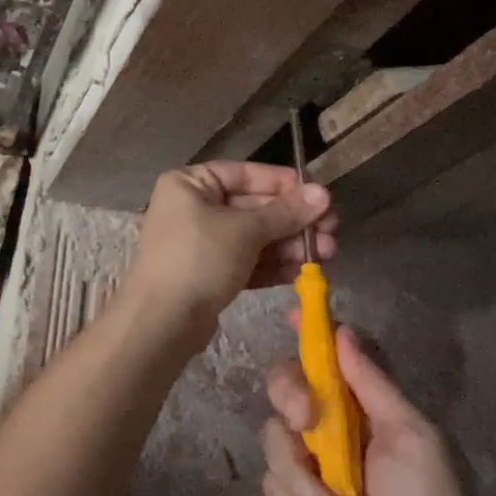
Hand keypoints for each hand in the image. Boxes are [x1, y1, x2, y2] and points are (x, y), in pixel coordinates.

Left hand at [125, 161, 337, 323]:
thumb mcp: (245, 231)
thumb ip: (285, 212)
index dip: (282, 183)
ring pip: (253, 237)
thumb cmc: (199, 258)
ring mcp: (201, 242)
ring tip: (328, 253)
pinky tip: (304, 271)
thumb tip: (323, 192)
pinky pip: (246, 260)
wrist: (163, 321)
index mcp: (189, 183)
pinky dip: (273, 264)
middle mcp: (192, 206)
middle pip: (252, 206)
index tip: (319, 194)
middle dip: (292, 220)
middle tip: (332, 229)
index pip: (243, 174)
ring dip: (289, 244)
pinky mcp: (210, 273)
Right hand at [262, 327, 462, 495]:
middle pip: (286, 382)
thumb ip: (375, 384)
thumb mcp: (414, 439)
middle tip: (306, 419)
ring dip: (298, 469)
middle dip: (289, 393)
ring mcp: (309, 467)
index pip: (331, 358)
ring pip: (272, 434)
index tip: (292, 314)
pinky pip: (270, 481)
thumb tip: (343, 330)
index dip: (310, 333)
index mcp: (364, 409)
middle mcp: (331, 430)